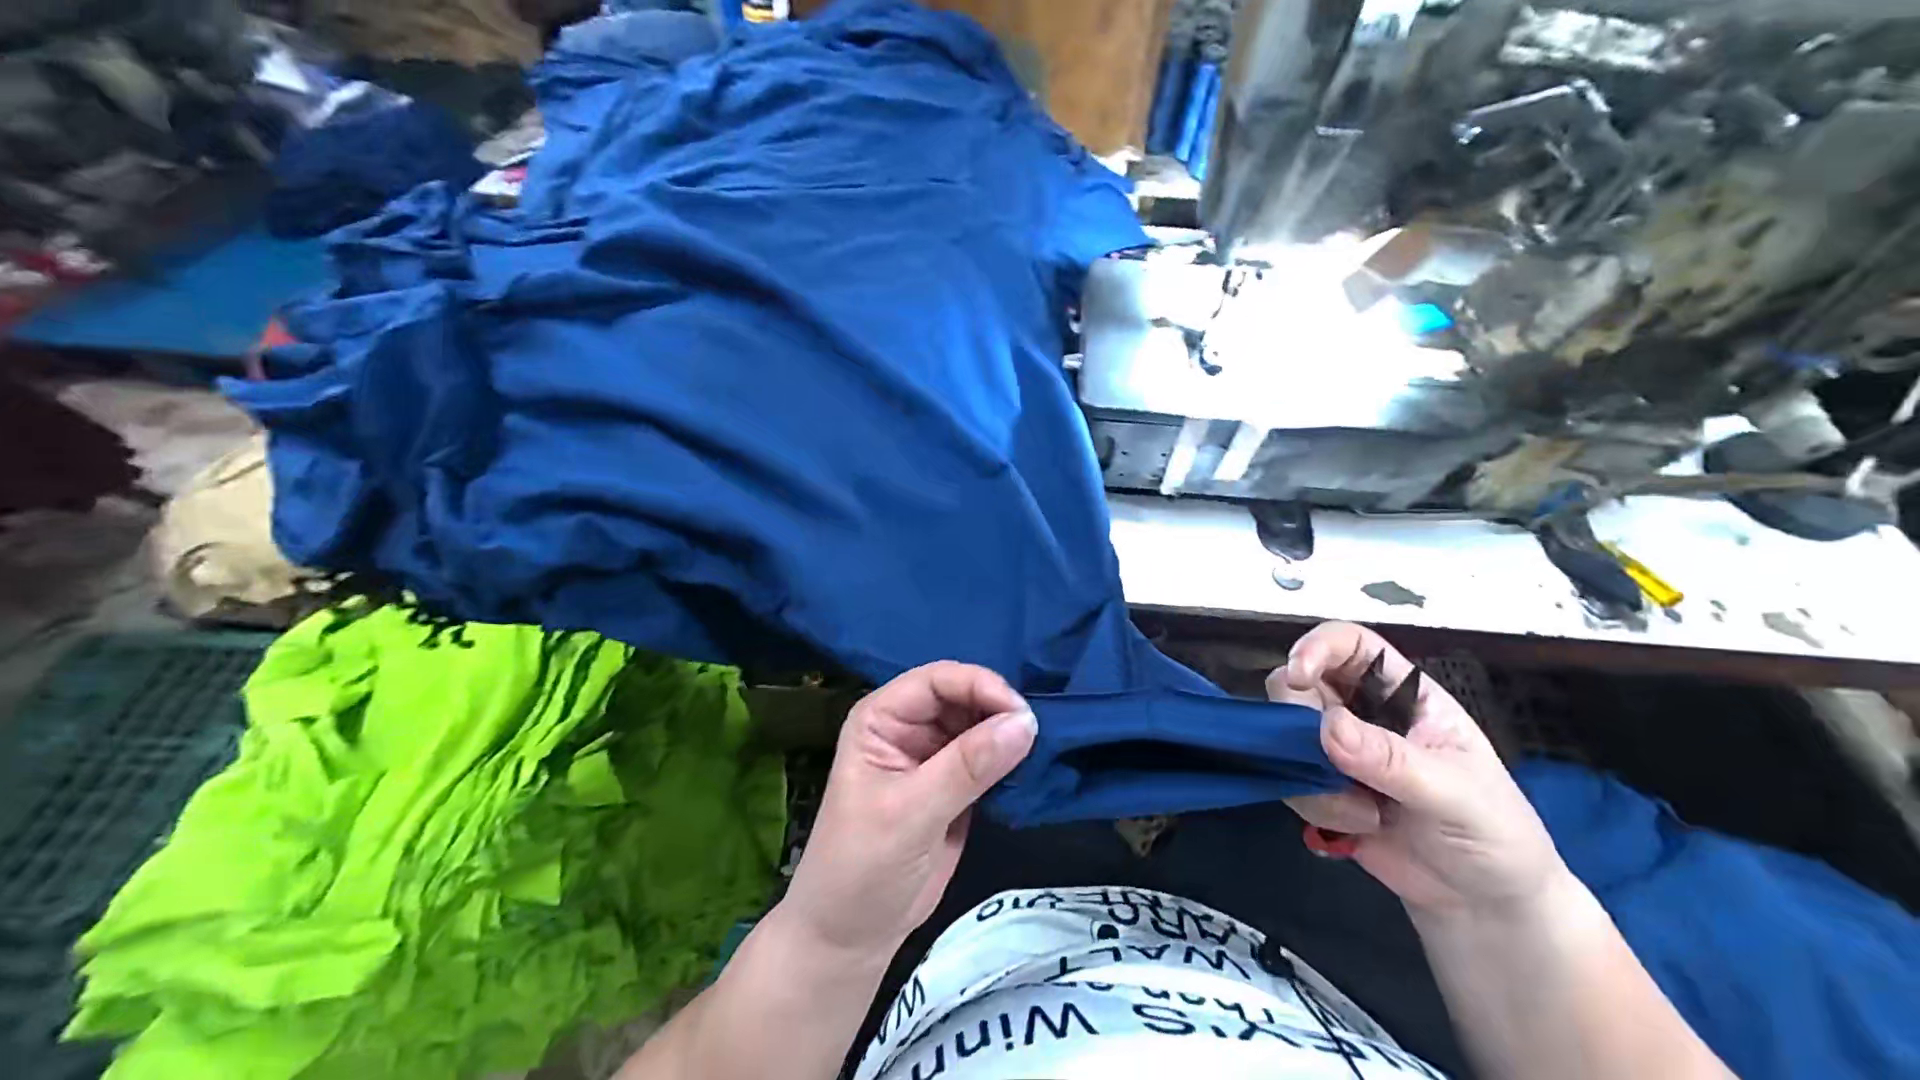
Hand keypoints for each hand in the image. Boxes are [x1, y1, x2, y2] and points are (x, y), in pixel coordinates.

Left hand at [780, 661, 1036, 957]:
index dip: (979, 685)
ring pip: (982, 725)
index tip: (1021, 713)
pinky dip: (1011, 760)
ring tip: (1042, 749)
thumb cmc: (862, 868)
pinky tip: (1033, 767)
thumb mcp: (911, 814)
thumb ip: (966, 767)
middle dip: (999, 708)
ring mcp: (934, 756)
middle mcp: (908, 727)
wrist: (852, 935)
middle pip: (964, 697)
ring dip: (1010, 733)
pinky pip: (990, 758)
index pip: (937, 680)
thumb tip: (1025, 722)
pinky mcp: (956, 785)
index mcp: (882, 718)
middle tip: (1038, 735)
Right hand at [1267, 622, 1565, 916]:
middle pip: (1298, 685)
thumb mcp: (1458, 794)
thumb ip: (1393, 760)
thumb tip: (1328, 727)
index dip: (1317, 647)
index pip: (1349, 645)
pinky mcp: (1318, 788)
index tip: (1298, 675)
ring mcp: (1335, 753)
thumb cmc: (1496, 835)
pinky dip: (1312, 805)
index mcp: (1403, 696)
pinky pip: (1287, 779)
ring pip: (1284, 736)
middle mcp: (1361, 714)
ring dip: (1312, 776)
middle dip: (1301, 722)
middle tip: (1330, 759)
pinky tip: (1356, 828)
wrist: (1485, 907)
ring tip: (1364, 813)